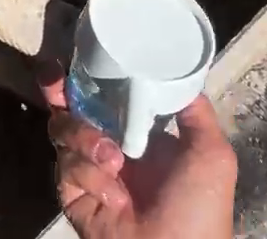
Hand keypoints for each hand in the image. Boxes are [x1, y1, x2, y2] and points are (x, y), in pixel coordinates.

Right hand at [36, 61, 236, 238]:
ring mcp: (85, 167)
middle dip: (58, 89)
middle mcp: (104, 144)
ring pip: (63, 128)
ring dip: (84, 137)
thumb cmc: (197, 207)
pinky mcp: (69, 191)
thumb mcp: (211, 156)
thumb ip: (196, 113)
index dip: (87, 76)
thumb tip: (180, 75)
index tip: (78, 59)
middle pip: (68, 105)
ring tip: (111, 160)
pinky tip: (113, 195)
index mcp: (135, 134)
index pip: (102, 94)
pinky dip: (90, 176)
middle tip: (55, 80)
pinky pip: (68, 165)